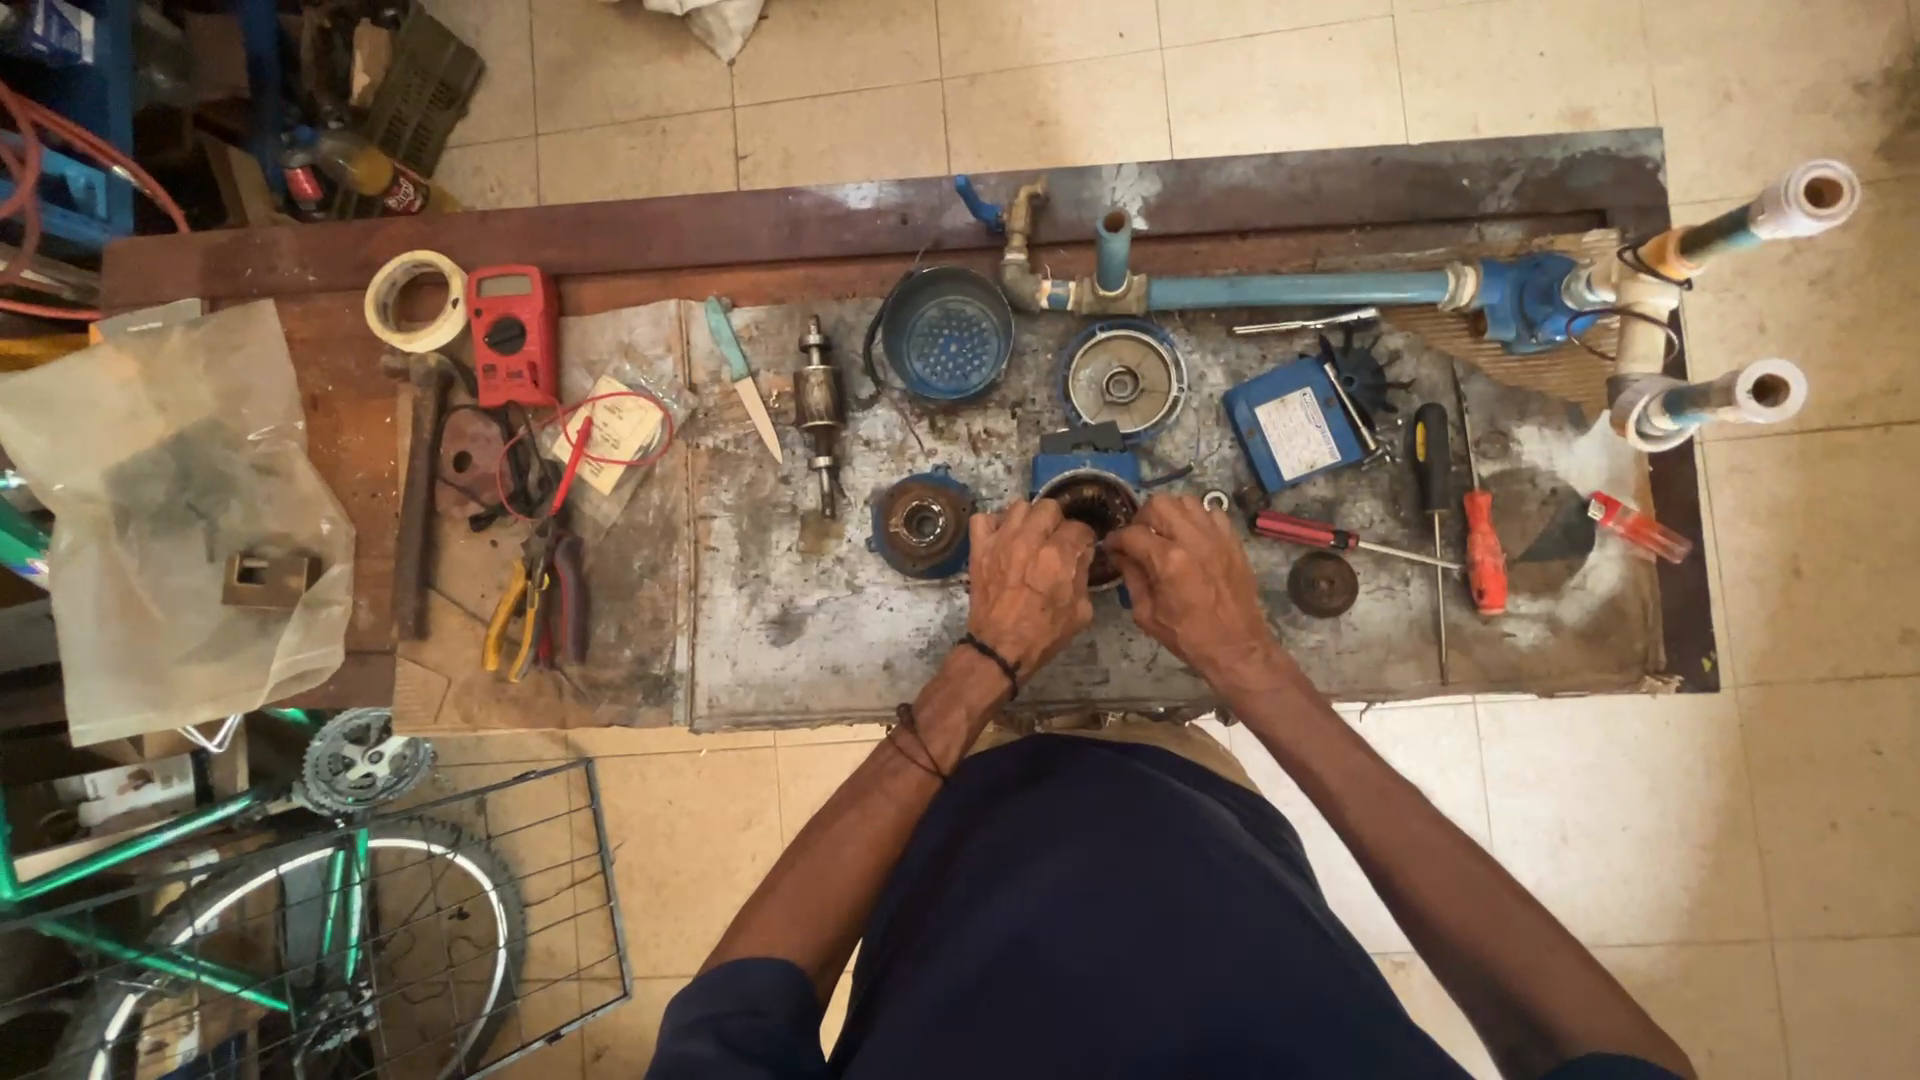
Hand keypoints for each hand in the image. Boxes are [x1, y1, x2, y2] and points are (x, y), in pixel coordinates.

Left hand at [966, 498, 1097, 679]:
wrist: (1000, 648)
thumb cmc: (1043, 634)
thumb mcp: (1080, 611)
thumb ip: (1083, 575)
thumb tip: (1081, 555)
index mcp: (1058, 556)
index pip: (1079, 527)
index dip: (1083, 539)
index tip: (1081, 548)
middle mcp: (1029, 540)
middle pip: (1049, 507)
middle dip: (1058, 522)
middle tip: (1055, 540)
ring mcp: (1001, 541)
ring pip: (1019, 506)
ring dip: (1029, 519)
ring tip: (1030, 536)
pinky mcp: (979, 548)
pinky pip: (983, 518)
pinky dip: (994, 524)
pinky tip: (1003, 537)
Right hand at [1105, 494, 1286, 685]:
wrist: (1236, 647)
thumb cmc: (1187, 636)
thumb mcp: (1146, 613)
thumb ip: (1131, 577)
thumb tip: (1120, 554)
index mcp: (1168, 561)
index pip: (1132, 533)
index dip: (1116, 539)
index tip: (1112, 547)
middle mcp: (1193, 540)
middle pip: (1159, 504)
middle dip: (1142, 518)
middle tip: (1140, 538)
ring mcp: (1216, 537)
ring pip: (1186, 501)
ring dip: (1170, 514)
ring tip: (1166, 533)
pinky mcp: (1233, 541)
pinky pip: (1211, 512)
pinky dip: (1197, 518)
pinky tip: (1191, 537)